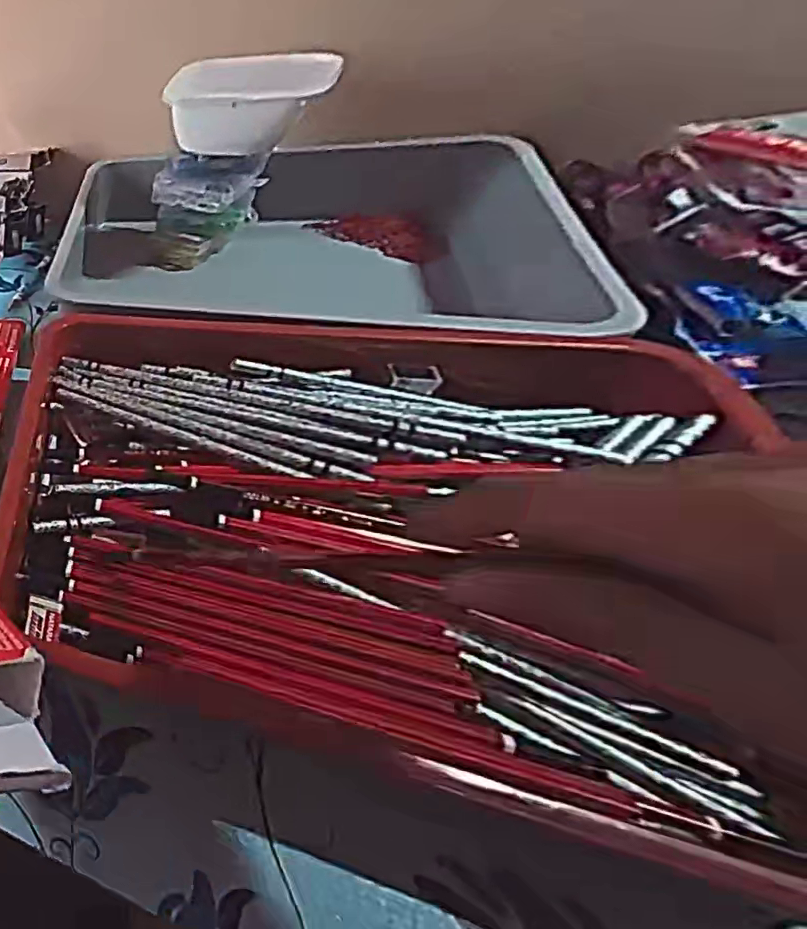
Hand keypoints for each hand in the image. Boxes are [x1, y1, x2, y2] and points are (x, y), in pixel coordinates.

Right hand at [411, 447, 806, 773]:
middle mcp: (762, 474)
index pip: (531, 499)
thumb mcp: (761, 694)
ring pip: (659, 488)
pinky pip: (726, 494)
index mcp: (718, 519)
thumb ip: (603, 620)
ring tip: (587, 583)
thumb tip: (474, 584)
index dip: (455, 516)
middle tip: (488, 575)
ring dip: (605, 532)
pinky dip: (676, 531)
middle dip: (532, 531)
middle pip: (595, 489)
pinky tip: (693, 577)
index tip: (406, 537)